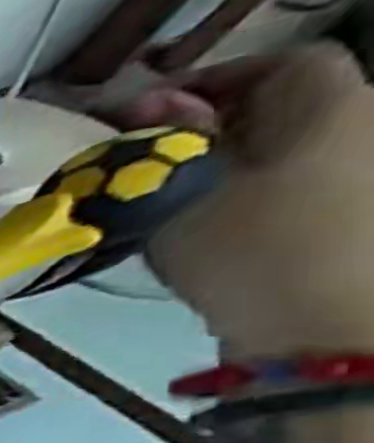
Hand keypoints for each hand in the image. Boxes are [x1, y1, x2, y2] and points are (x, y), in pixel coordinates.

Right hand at [129, 44, 373, 360]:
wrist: (320, 329)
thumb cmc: (253, 248)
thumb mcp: (184, 193)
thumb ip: (165, 142)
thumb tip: (144, 104)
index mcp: (336, 104)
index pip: (279, 63)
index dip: (212, 80)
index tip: (146, 112)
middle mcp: (364, 128)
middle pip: (278, 111)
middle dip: (208, 130)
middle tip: (141, 161)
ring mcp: (361, 181)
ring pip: (277, 155)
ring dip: (217, 170)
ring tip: (158, 202)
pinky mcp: (345, 228)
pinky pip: (284, 195)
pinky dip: (238, 202)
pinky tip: (198, 232)